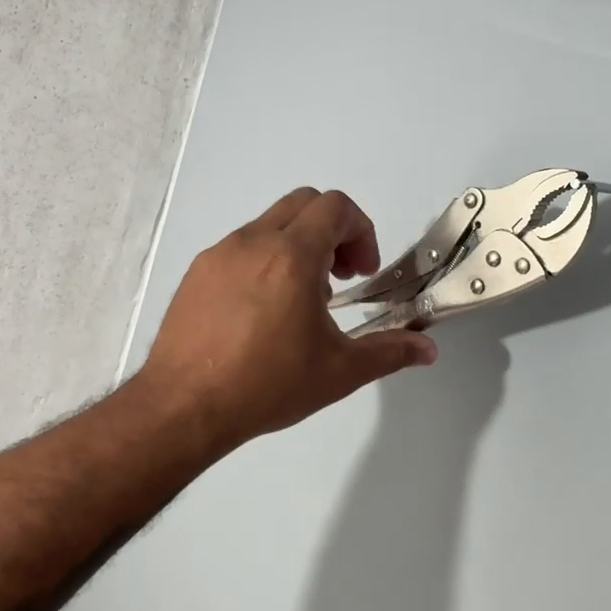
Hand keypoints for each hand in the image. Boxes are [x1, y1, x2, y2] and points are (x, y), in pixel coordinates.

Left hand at [138, 187, 438, 442]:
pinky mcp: (196, 273)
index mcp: (292, 255)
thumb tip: (427, 350)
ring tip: (302, 301)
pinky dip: (264, 260)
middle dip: (333, 230)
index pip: (336, 206)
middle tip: (340, 277)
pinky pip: (240, 247)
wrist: (183, 407)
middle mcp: (253, 242)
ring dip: (298, 246)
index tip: (362, 272)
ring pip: (269, 224)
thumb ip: (388, 352)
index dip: (361, 231)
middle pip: (304, 203)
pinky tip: (263, 313)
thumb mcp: (338, 372)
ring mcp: (219, 254)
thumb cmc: (266, 385)